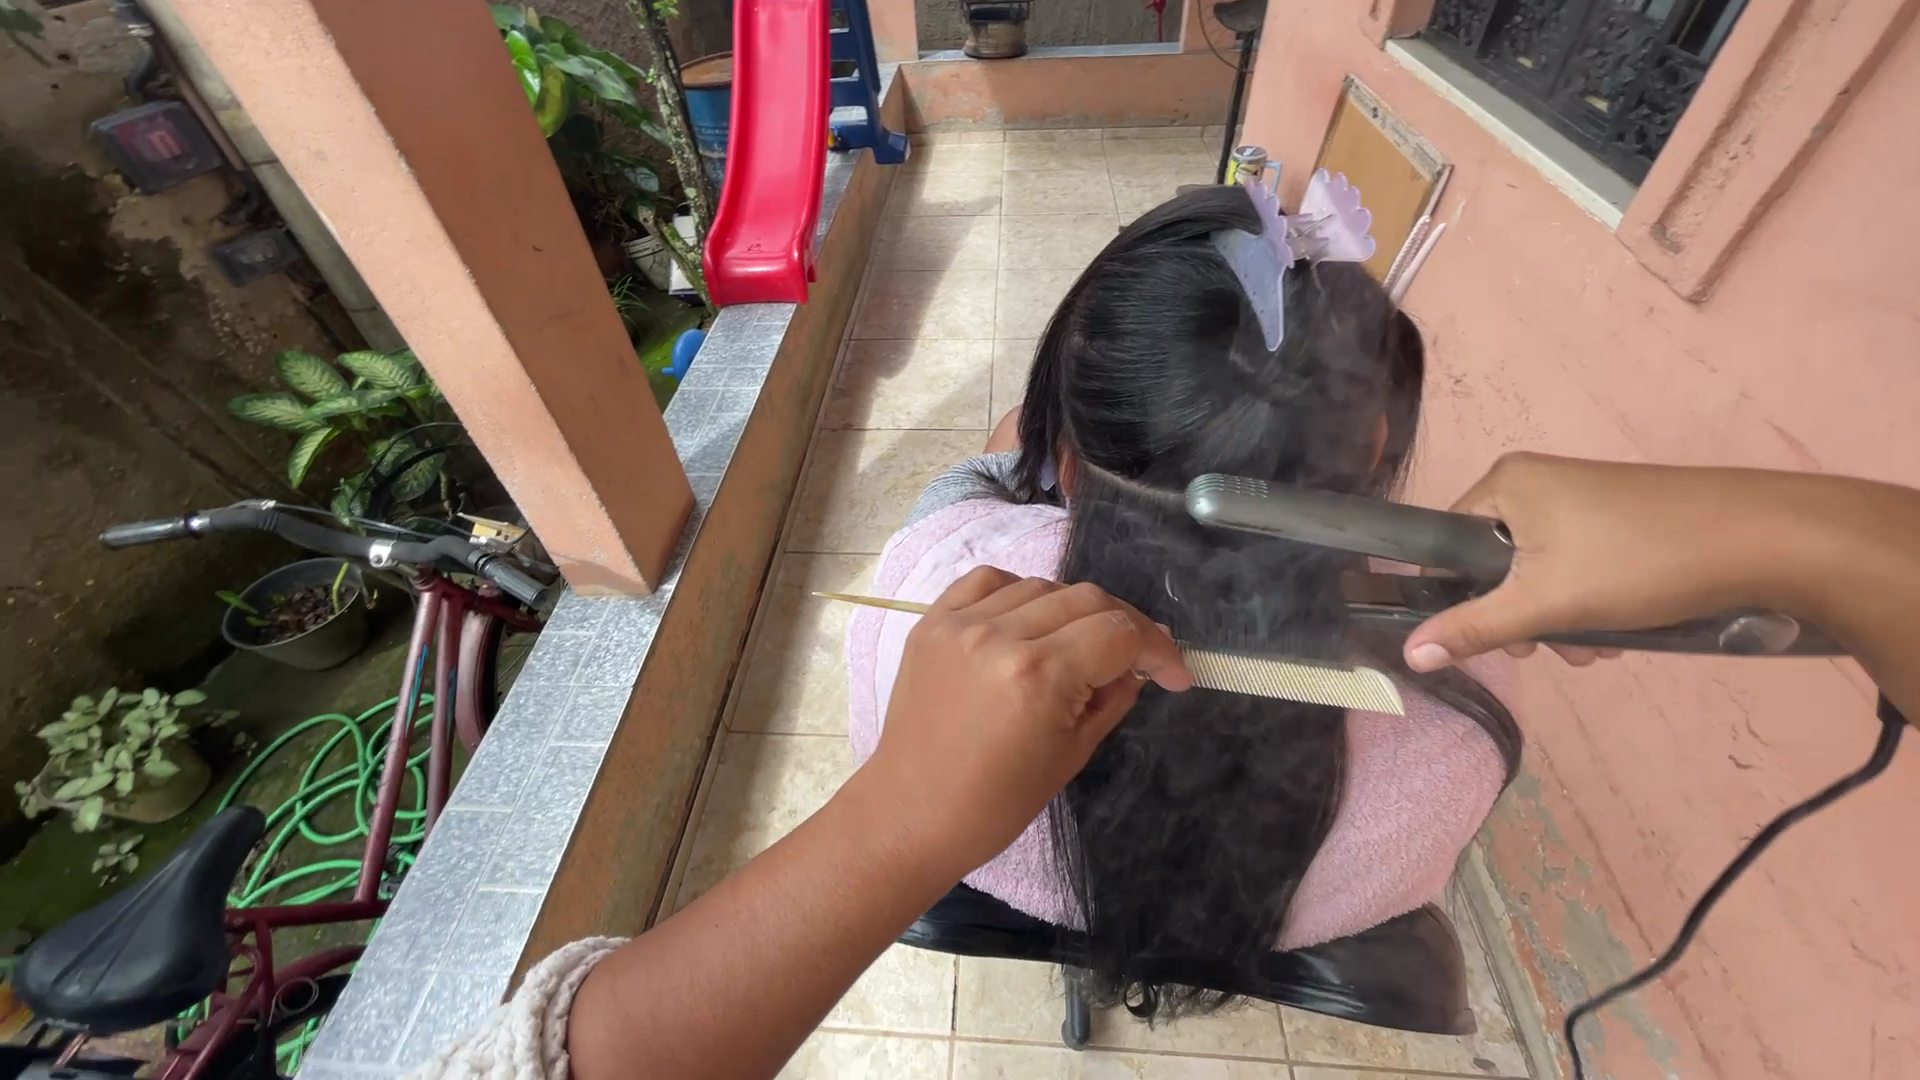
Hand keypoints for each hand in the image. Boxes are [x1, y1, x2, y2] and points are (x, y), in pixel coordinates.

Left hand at [863, 568, 1190, 877]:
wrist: (912, 812)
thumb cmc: (996, 802)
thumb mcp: (1073, 755)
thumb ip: (1113, 697)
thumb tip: (1140, 663)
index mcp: (1038, 675)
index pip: (1119, 633)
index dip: (1158, 649)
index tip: (1173, 672)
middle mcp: (999, 636)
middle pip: (1087, 599)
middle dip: (1125, 626)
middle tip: (1136, 657)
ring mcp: (960, 624)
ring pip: (1041, 585)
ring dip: (1074, 610)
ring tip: (1079, 644)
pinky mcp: (931, 622)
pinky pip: (987, 581)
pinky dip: (1019, 591)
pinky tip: (1028, 619)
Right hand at [1404, 453, 1811, 670]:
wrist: (1782, 540)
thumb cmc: (1641, 562)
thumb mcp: (1545, 604)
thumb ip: (1472, 629)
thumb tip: (1409, 654)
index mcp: (1504, 481)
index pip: (1447, 544)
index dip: (1459, 594)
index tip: (1493, 634)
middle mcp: (1535, 478)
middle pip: (1494, 559)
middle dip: (1519, 613)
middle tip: (1551, 649)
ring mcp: (1582, 492)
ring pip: (1539, 564)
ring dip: (1556, 613)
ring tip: (1595, 647)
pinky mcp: (1621, 510)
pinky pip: (1576, 556)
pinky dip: (1586, 594)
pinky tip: (1617, 625)